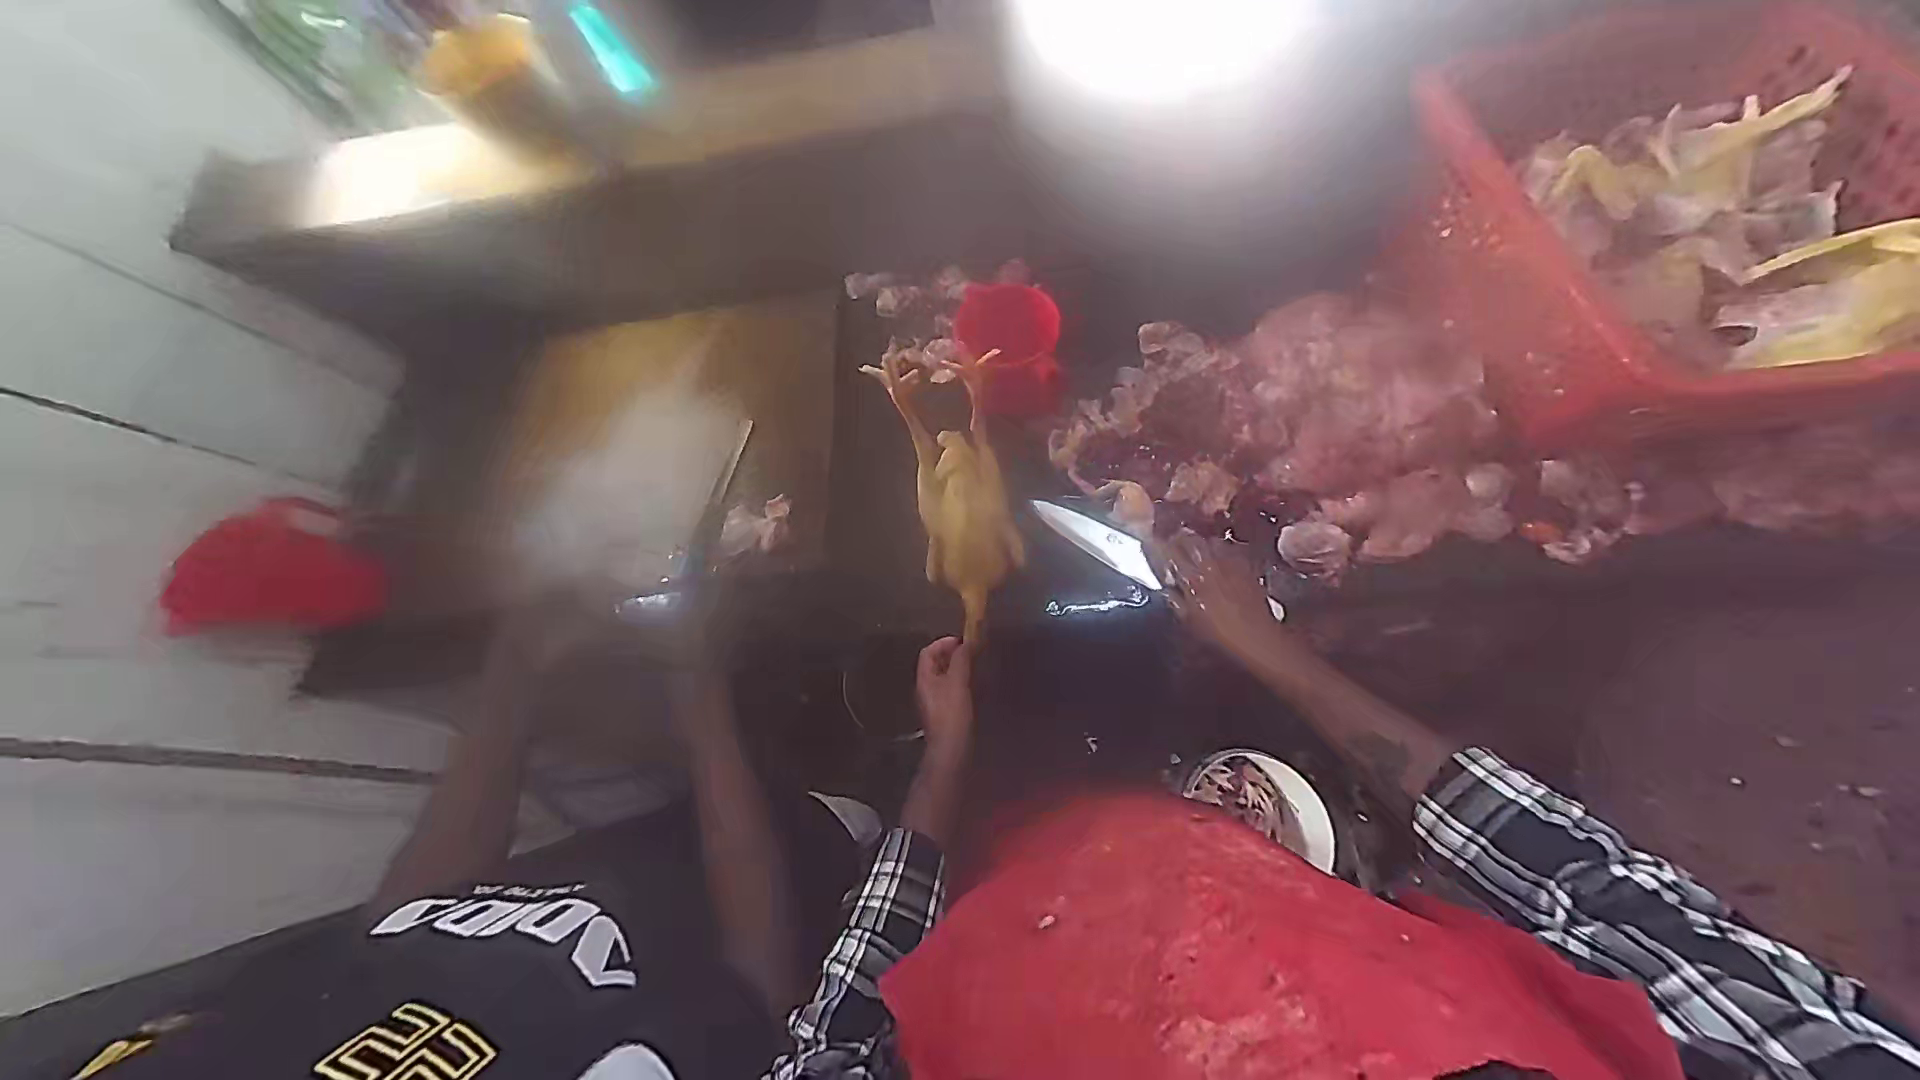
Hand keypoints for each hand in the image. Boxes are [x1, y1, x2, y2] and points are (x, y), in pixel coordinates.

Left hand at [914, 636, 974, 759]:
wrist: (951, 750)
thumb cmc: (952, 714)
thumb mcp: (957, 682)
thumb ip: (961, 660)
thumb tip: (966, 643)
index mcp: (924, 678)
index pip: (928, 652)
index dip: (943, 642)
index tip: (963, 640)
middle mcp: (926, 688)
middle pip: (935, 664)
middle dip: (952, 654)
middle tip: (972, 651)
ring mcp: (934, 702)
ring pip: (944, 677)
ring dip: (958, 668)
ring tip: (975, 665)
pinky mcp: (945, 713)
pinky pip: (951, 690)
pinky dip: (961, 682)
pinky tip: (975, 686)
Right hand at [1154, 532, 1295, 663]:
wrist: (1256, 637)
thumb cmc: (1218, 633)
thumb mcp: (1188, 620)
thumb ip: (1174, 599)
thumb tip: (1166, 587)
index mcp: (1191, 578)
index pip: (1170, 551)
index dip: (1161, 545)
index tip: (1156, 544)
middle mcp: (1210, 565)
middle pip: (1191, 539)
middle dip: (1181, 538)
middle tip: (1175, 543)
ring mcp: (1230, 563)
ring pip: (1211, 540)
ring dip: (1202, 543)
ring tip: (1198, 550)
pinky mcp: (1247, 566)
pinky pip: (1231, 549)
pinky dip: (1222, 549)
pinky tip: (1220, 559)